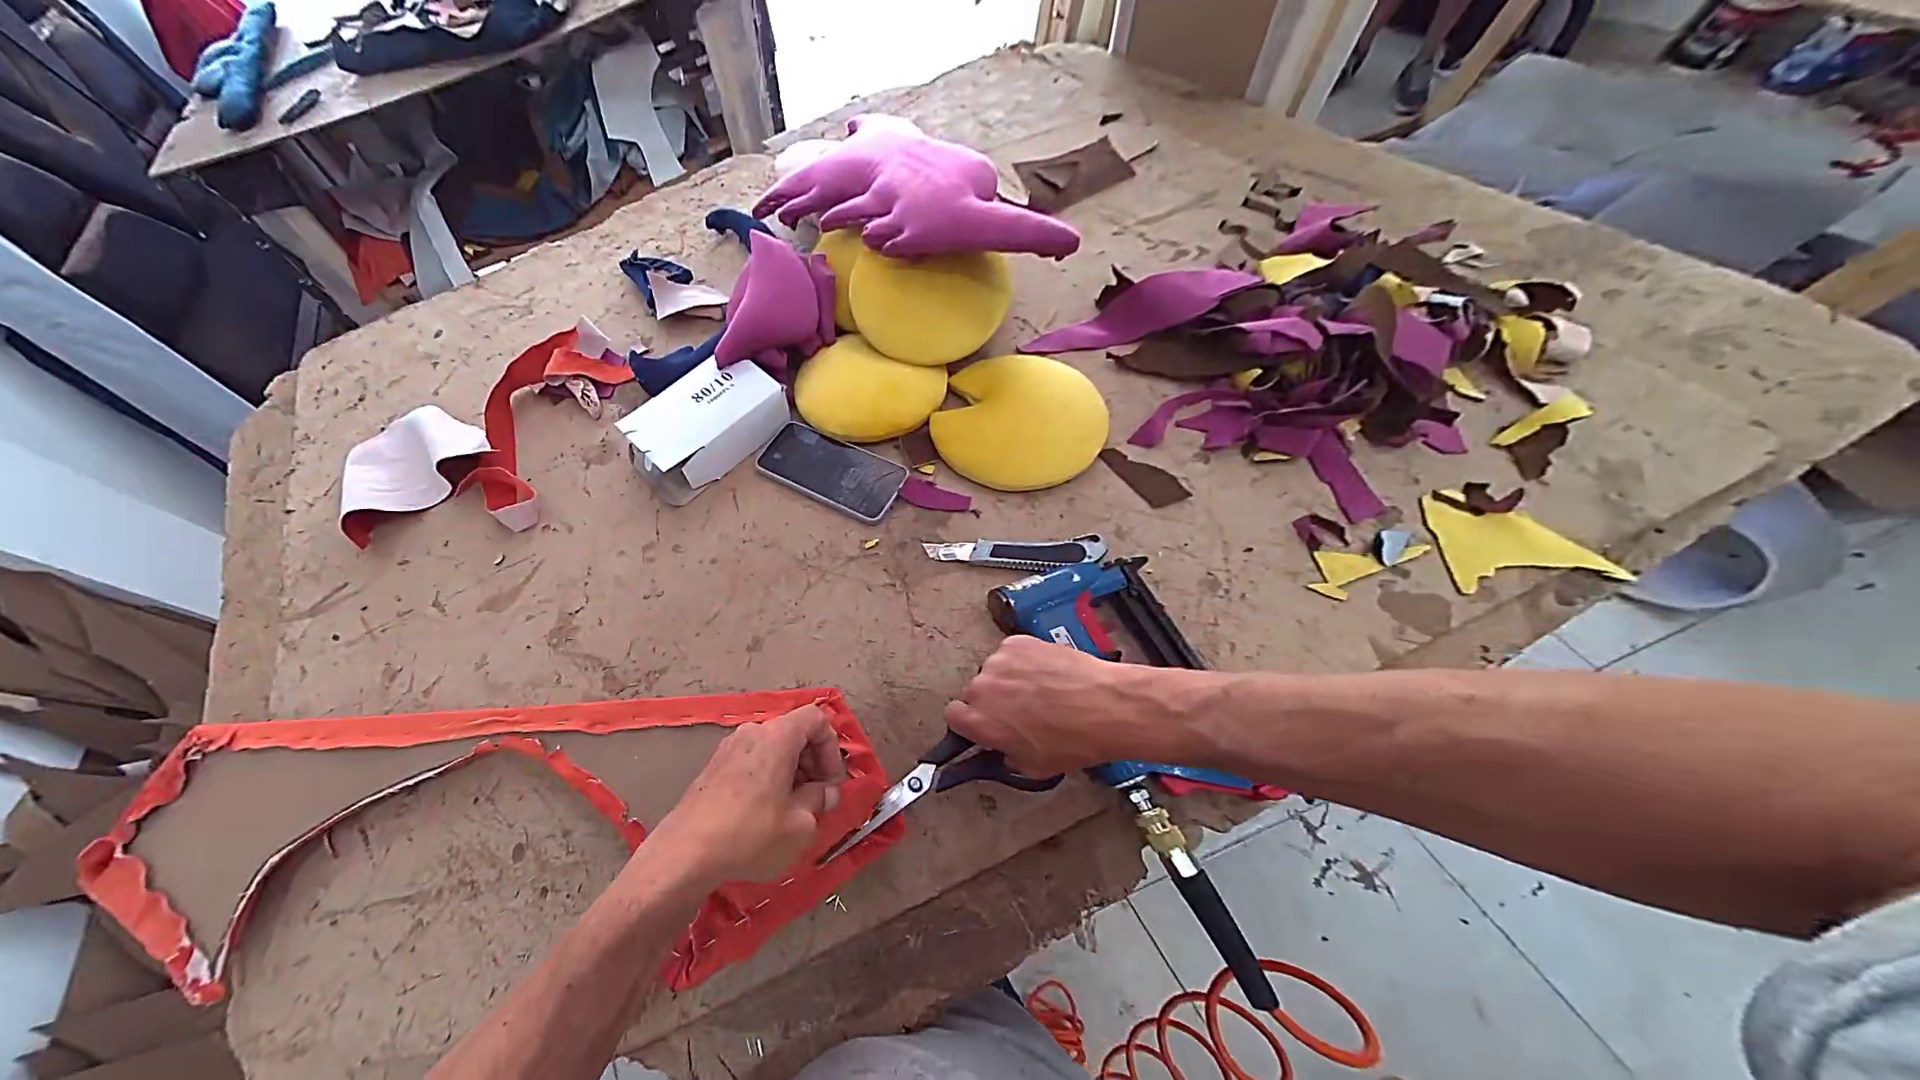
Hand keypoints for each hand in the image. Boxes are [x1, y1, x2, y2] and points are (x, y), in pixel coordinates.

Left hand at [644, 704, 846, 888]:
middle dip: (812, 761)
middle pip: (794, 732)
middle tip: (817, 796)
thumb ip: (819, 800)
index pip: (816, 718)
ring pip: (772, 748)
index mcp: (778, 736)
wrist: (684, 856)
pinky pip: (752, 762)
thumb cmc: (750, 835)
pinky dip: (767, 777)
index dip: (831, 747)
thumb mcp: (801, 825)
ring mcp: (728, 749)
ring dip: (790, 771)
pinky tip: (765, 813)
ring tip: (792, 808)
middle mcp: (752, 733)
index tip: (830, 781)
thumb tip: (826, 792)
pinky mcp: (712, 769)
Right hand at [944, 636, 1173, 774]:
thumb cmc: (1076, 736)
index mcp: (980, 722)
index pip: (954, 716)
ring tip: (1039, 691)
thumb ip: (1005, 755)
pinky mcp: (1019, 642)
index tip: (983, 723)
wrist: (1105, 705)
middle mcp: (983, 688)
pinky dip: (1023, 660)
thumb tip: (1002, 749)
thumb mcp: (1033, 766)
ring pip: (994, 670)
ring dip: (1009, 679)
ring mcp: (1000, 661)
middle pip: (975, 692)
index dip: (971, 721)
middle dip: (993, 701)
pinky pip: (1011, 652)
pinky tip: (1045, 674)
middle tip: (1020, 710)